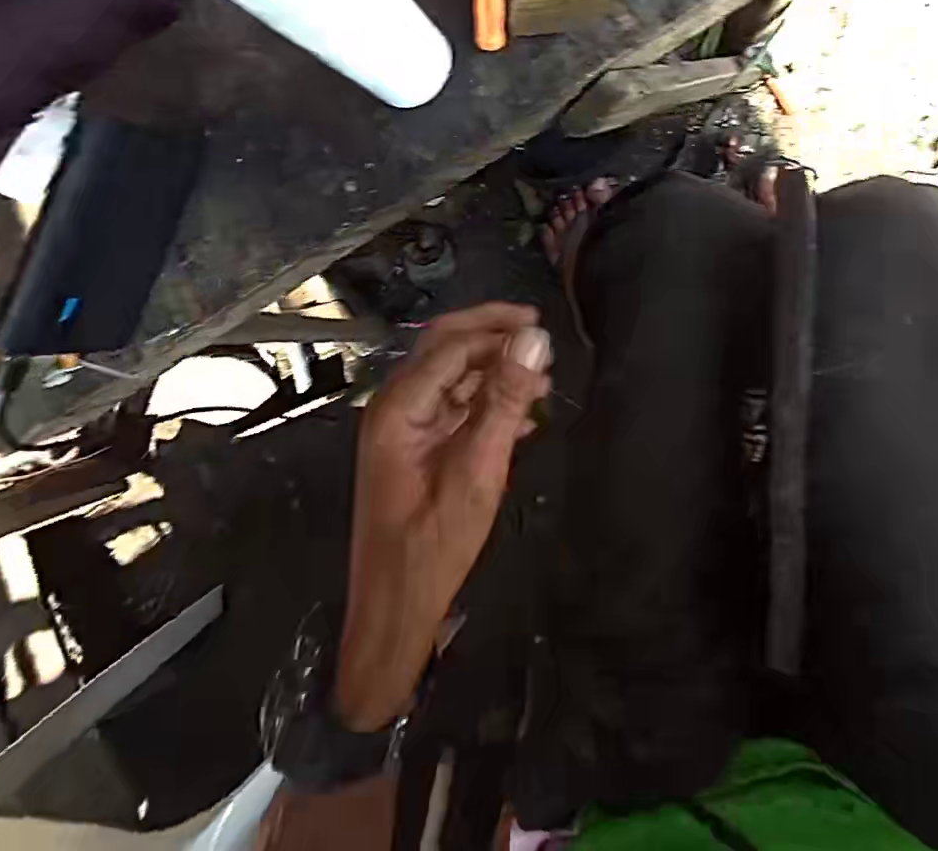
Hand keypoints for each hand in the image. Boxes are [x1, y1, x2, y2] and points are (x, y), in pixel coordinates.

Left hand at [335, 304, 551, 730]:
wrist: (395, 608)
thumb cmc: (433, 546)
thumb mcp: (478, 471)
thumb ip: (504, 401)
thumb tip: (533, 340)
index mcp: (398, 408)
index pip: (450, 347)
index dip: (497, 332)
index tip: (542, 330)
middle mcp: (395, 408)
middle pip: (444, 349)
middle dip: (490, 334)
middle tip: (536, 330)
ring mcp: (404, 428)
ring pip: (452, 378)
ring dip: (493, 371)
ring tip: (539, 379)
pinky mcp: (417, 448)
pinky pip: (454, 409)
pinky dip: (487, 403)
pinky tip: (522, 416)